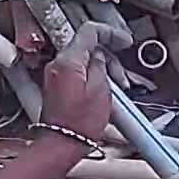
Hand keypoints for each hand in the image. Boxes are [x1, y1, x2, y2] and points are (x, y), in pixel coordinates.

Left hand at [41, 21, 110, 141]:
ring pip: (83, 61)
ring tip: (116, 89)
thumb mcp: (101, 91)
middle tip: (122, 78)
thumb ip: (101, 66)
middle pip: (87, 47)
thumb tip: (101, 58)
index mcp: (68, 62)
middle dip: (109, 59)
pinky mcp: (56, 87)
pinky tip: (104, 92)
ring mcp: (55, 76)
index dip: (110, 34)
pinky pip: (77, 73)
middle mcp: (57, 65)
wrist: (61, 146)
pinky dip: (92, 78)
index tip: (124, 41)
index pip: (89, 32)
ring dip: (102, 70)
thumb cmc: (80, 124)